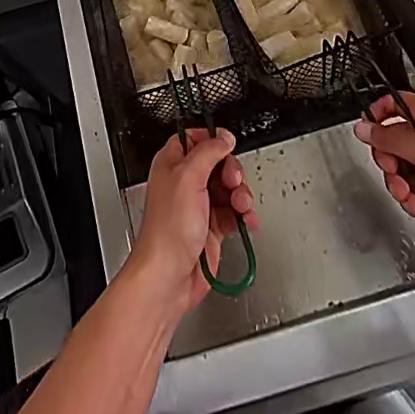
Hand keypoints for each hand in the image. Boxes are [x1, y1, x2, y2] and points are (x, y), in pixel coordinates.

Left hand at [129, 129, 259, 314]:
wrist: (169, 276)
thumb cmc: (167, 231)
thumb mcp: (188, 178)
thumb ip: (208, 152)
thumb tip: (223, 137)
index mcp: (172, 164)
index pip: (193, 139)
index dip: (211, 139)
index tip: (226, 146)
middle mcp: (184, 183)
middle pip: (218, 163)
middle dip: (232, 171)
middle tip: (233, 182)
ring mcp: (199, 206)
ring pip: (229, 188)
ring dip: (241, 195)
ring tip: (240, 206)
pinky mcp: (212, 227)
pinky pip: (234, 213)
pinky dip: (244, 215)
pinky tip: (247, 220)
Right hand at [353, 93, 414, 236]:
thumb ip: (391, 139)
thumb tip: (364, 128)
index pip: (397, 102)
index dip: (379, 112)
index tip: (368, 129)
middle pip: (392, 137)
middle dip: (387, 156)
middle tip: (392, 167)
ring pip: (398, 164)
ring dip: (396, 180)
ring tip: (406, 191)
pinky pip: (409, 183)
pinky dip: (407, 194)